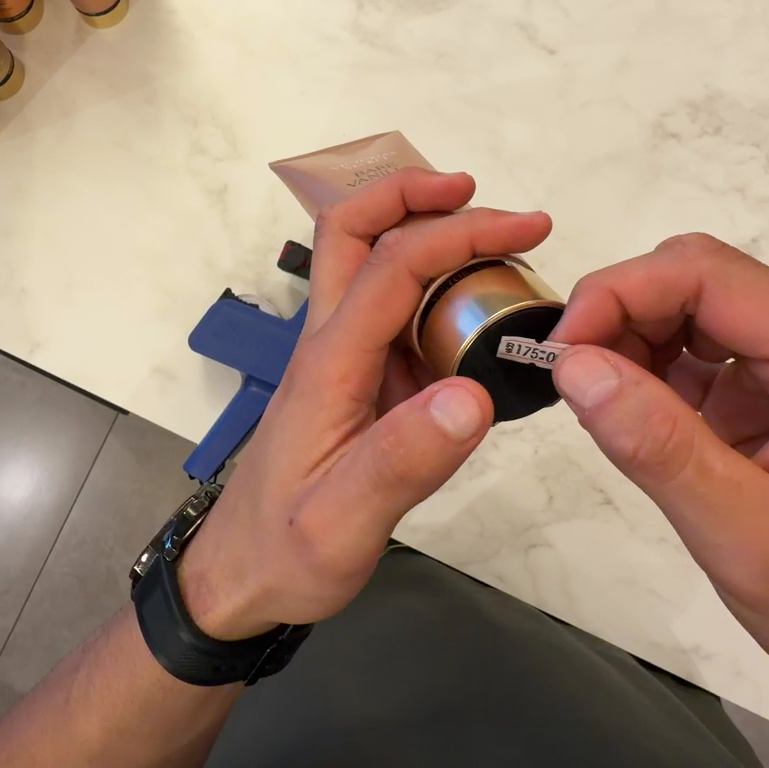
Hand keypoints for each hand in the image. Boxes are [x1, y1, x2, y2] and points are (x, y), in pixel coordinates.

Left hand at [178, 169, 551, 639]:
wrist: (242, 574)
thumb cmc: (286, 549)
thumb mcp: (345, 521)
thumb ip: (405, 460)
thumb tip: (474, 395)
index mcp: (331, 361)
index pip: (393, 266)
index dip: (459, 233)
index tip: (527, 226)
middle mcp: (331, 342)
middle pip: (352, 232)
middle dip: (411, 194)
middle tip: (478, 196)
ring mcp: (341, 356)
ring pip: (369, 263)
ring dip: (425, 234)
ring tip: (497, 247)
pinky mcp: (355, 378)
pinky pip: (393, 312)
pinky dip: (435, 290)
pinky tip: (478, 312)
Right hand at [548, 234, 768, 765]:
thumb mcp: (750, 545)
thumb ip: (659, 447)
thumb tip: (571, 364)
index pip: (712, 276)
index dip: (621, 293)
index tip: (560, 350)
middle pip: (703, 280)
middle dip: (622, 313)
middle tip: (570, 376)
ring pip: (698, 308)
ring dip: (633, 339)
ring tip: (599, 401)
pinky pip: (706, 351)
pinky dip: (654, 370)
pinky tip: (635, 413)